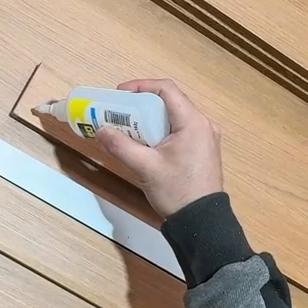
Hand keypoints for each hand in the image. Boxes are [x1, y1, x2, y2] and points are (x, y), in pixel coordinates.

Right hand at [93, 79, 224, 216]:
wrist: (202, 221)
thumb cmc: (177, 192)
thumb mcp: (145, 168)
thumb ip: (121, 146)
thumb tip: (100, 131)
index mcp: (193, 122)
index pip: (167, 90)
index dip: (141, 86)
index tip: (120, 93)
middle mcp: (204, 124)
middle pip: (170, 102)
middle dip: (142, 103)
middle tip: (120, 111)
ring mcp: (206, 137)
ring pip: (175, 116)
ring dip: (151, 118)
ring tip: (129, 126)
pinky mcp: (203, 149)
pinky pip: (180, 130)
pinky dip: (161, 130)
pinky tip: (146, 141)